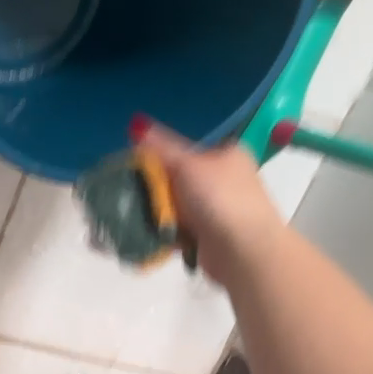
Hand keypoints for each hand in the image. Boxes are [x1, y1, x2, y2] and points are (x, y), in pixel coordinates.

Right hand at [135, 120, 286, 283]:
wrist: (243, 250)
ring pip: (175, 205)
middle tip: (128, 192)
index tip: (135, 167)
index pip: (186, 149)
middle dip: (154, 188)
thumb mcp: (186, 165)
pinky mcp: (208, 235)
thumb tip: (135, 123)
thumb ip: (160, 148)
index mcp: (227, 154)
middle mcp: (225, 178)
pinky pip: (177, 229)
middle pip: (177, 178)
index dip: (159, 156)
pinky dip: (162, 231)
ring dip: (156, 212)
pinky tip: (144, 233)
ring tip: (131, 215)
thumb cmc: (219, 198)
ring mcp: (217, 208)